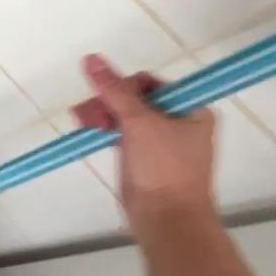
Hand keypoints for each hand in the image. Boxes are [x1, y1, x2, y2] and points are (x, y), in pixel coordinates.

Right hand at [78, 54, 217, 229]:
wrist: (166, 218)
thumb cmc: (163, 167)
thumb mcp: (138, 123)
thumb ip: (114, 90)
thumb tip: (90, 58)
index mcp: (191, 109)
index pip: (150, 83)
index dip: (125, 87)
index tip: (109, 101)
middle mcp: (177, 121)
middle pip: (132, 97)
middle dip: (107, 102)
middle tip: (91, 117)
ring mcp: (158, 139)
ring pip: (122, 114)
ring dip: (100, 114)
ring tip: (84, 125)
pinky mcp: (141, 155)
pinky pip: (118, 131)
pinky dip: (102, 129)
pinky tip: (88, 133)